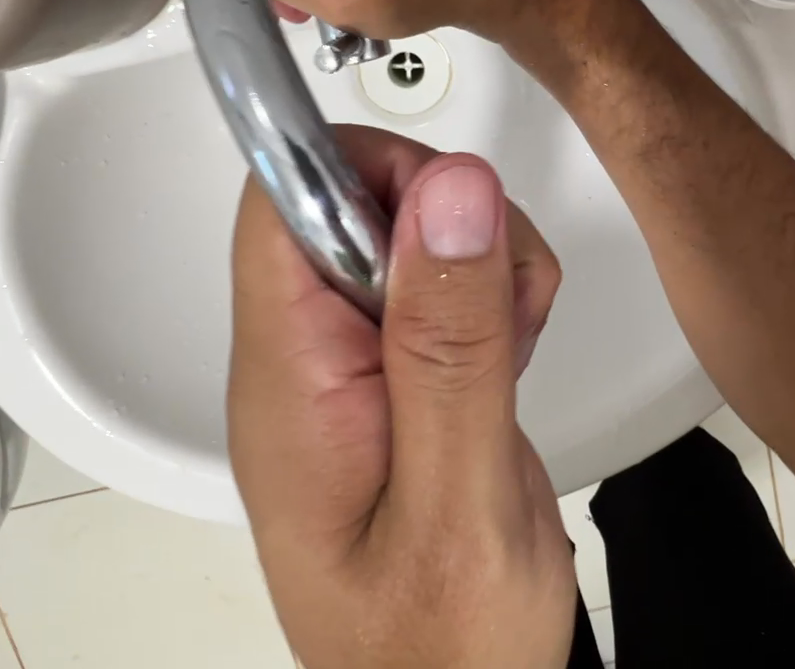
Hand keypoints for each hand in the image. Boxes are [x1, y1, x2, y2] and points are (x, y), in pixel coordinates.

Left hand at [229, 125, 575, 668]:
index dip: (368, 172)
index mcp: (290, 377)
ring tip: (510, 350)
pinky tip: (509, 357)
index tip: (457, 210)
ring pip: (412, 232)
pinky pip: (442, 279)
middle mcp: (308, 356)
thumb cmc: (443, 644)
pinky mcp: (401, 367)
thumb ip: (450, 343)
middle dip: (449, 222)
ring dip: (482, 261)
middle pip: (357, 201)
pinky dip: (493, 292)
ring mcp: (355, 360)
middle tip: (502, 304)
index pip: (283, 201)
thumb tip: (448, 190)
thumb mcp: (458, 498)